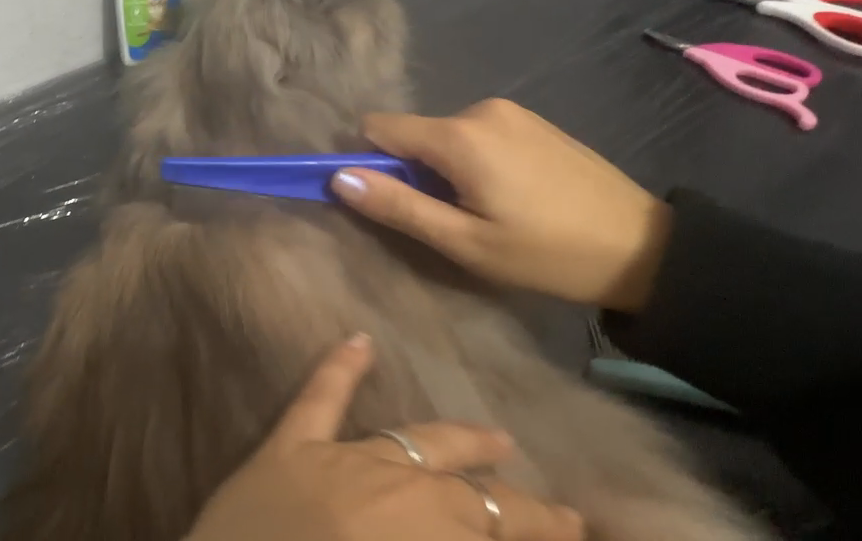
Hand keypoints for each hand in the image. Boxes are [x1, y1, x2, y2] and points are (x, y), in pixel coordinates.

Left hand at [186, 335, 583, 540]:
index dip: (543, 527)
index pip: (503, 523)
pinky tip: (358, 340)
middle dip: (512, 497)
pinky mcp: (287, 448)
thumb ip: (454, 539)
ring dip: (456, 441)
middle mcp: (399, 486)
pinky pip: (318, 400)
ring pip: (411, 440)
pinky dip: (338, 367)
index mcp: (436, 529)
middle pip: (466, 487)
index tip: (575, 527)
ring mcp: (341, 459)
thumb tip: (487, 532)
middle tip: (550, 503)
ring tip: (494, 437)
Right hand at [332, 98, 670, 311]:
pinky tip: (511, 195)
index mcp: (458, 136)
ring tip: (486, 210)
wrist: (650, 251)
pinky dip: (474, 160)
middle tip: (450, 219)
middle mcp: (479, 110)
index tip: (390, 199)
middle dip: (414, 170)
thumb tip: (338, 177)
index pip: (377, 127)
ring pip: (444, 135)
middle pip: (413, 133)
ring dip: (446, 168)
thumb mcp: (466, 243)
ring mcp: (510, 112)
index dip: (369, 161)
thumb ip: (399, 206)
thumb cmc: (549, 254)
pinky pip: (476, 134)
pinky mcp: (532, 120)